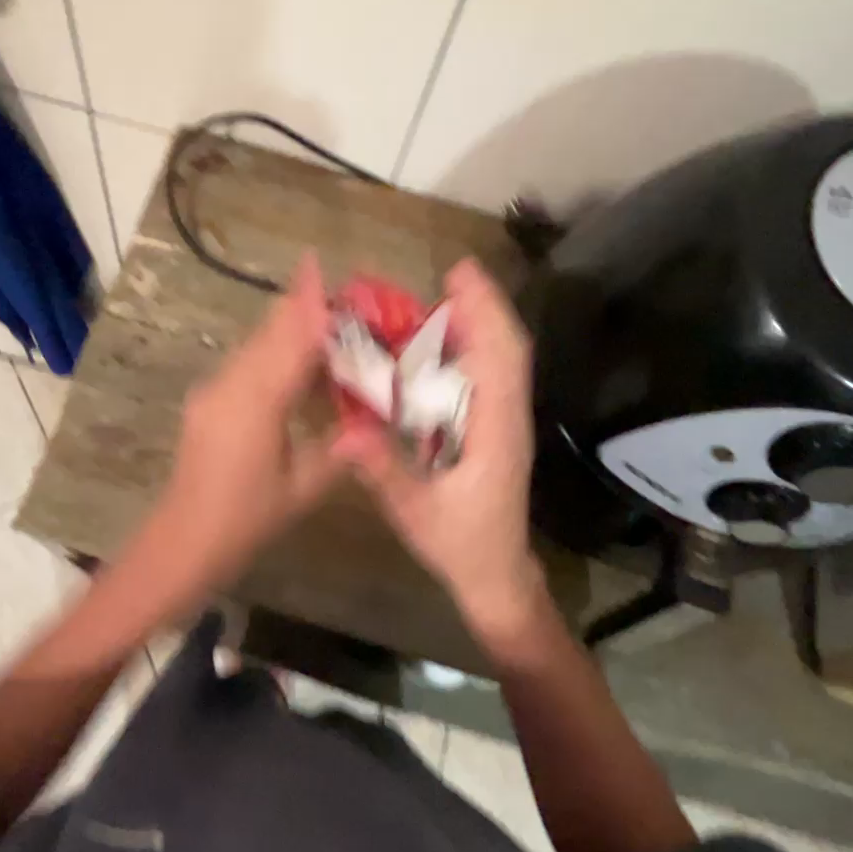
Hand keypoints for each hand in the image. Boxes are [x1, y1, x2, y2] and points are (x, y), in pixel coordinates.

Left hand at [141, 253, 345, 592]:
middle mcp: (232, 384)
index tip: (317, 263)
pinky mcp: (207, 403)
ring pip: (255, 347)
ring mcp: (214, 391)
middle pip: (269, 332)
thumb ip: (340, 451)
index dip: (307, 301)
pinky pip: (245, 366)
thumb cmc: (245, 519)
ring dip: (287, 334)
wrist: (182, 541)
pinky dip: (273, 358)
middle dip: (299, 310)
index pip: (290, 338)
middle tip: (338, 297)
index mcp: (258, 400)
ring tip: (327, 333)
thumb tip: (370, 425)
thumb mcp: (303, 489)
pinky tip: (296, 374)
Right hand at [339, 259, 549, 642]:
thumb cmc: (461, 546)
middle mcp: (508, 419)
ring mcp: (507, 424)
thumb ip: (383, 471)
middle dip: (485, 306)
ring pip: (506, 361)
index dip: (484, 313)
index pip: (500, 361)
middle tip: (450, 275)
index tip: (460, 276)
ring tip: (447, 298)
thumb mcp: (415, 513)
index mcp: (495, 433)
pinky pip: (494, 378)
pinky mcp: (499, 431)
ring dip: (483, 324)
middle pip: (508, 350)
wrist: (498, 576)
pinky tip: (448, 344)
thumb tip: (344, 433)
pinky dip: (477, 349)